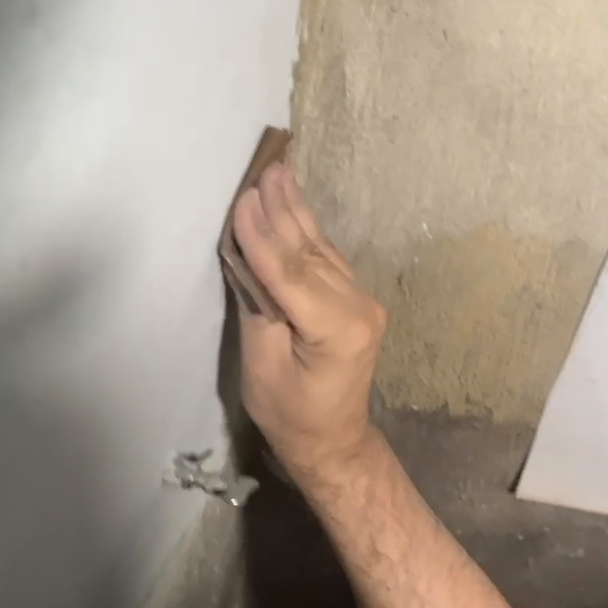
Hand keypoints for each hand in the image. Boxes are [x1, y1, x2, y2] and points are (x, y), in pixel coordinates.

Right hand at [231, 162, 387, 480]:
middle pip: (310, 253)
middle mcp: (359, 307)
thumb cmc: (291, 415)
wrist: (334, 439)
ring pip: (322, 251)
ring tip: (281, 174)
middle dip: (284, 210)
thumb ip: (260, 308)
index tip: (244, 197)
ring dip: (297, 213)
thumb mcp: (262, 368)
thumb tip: (248, 258)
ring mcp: (364, 302)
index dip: (263, 235)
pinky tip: (295, 209)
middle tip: (267, 168)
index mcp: (338, 328)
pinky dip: (307, 235)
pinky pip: (328, 262)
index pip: (291, 273)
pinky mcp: (359, 302)